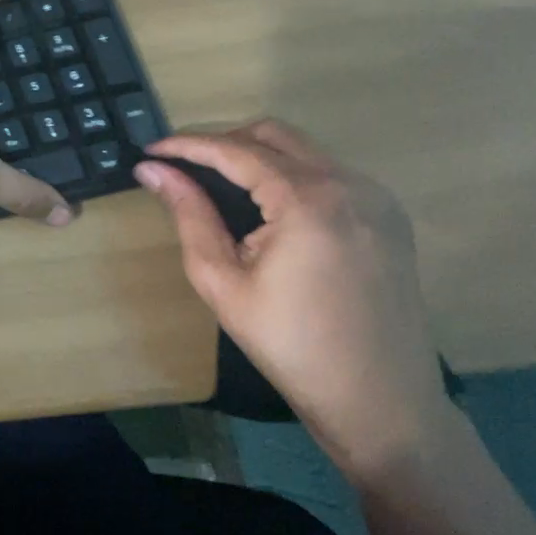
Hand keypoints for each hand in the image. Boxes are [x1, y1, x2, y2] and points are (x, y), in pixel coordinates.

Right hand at [135, 121, 452, 472]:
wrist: (379, 400)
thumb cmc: (288, 342)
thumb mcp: (220, 278)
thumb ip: (188, 214)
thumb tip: (151, 170)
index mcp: (309, 201)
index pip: (235, 151)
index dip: (186, 146)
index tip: (147, 152)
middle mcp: (351, 186)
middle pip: (274, 135)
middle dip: (221, 142)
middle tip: (179, 168)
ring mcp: (377, 201)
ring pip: (303, 150)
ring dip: (255, 157)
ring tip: (213, 187)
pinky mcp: (388, 219)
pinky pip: (328, 174)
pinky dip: (287, 174)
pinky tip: (262, 208)